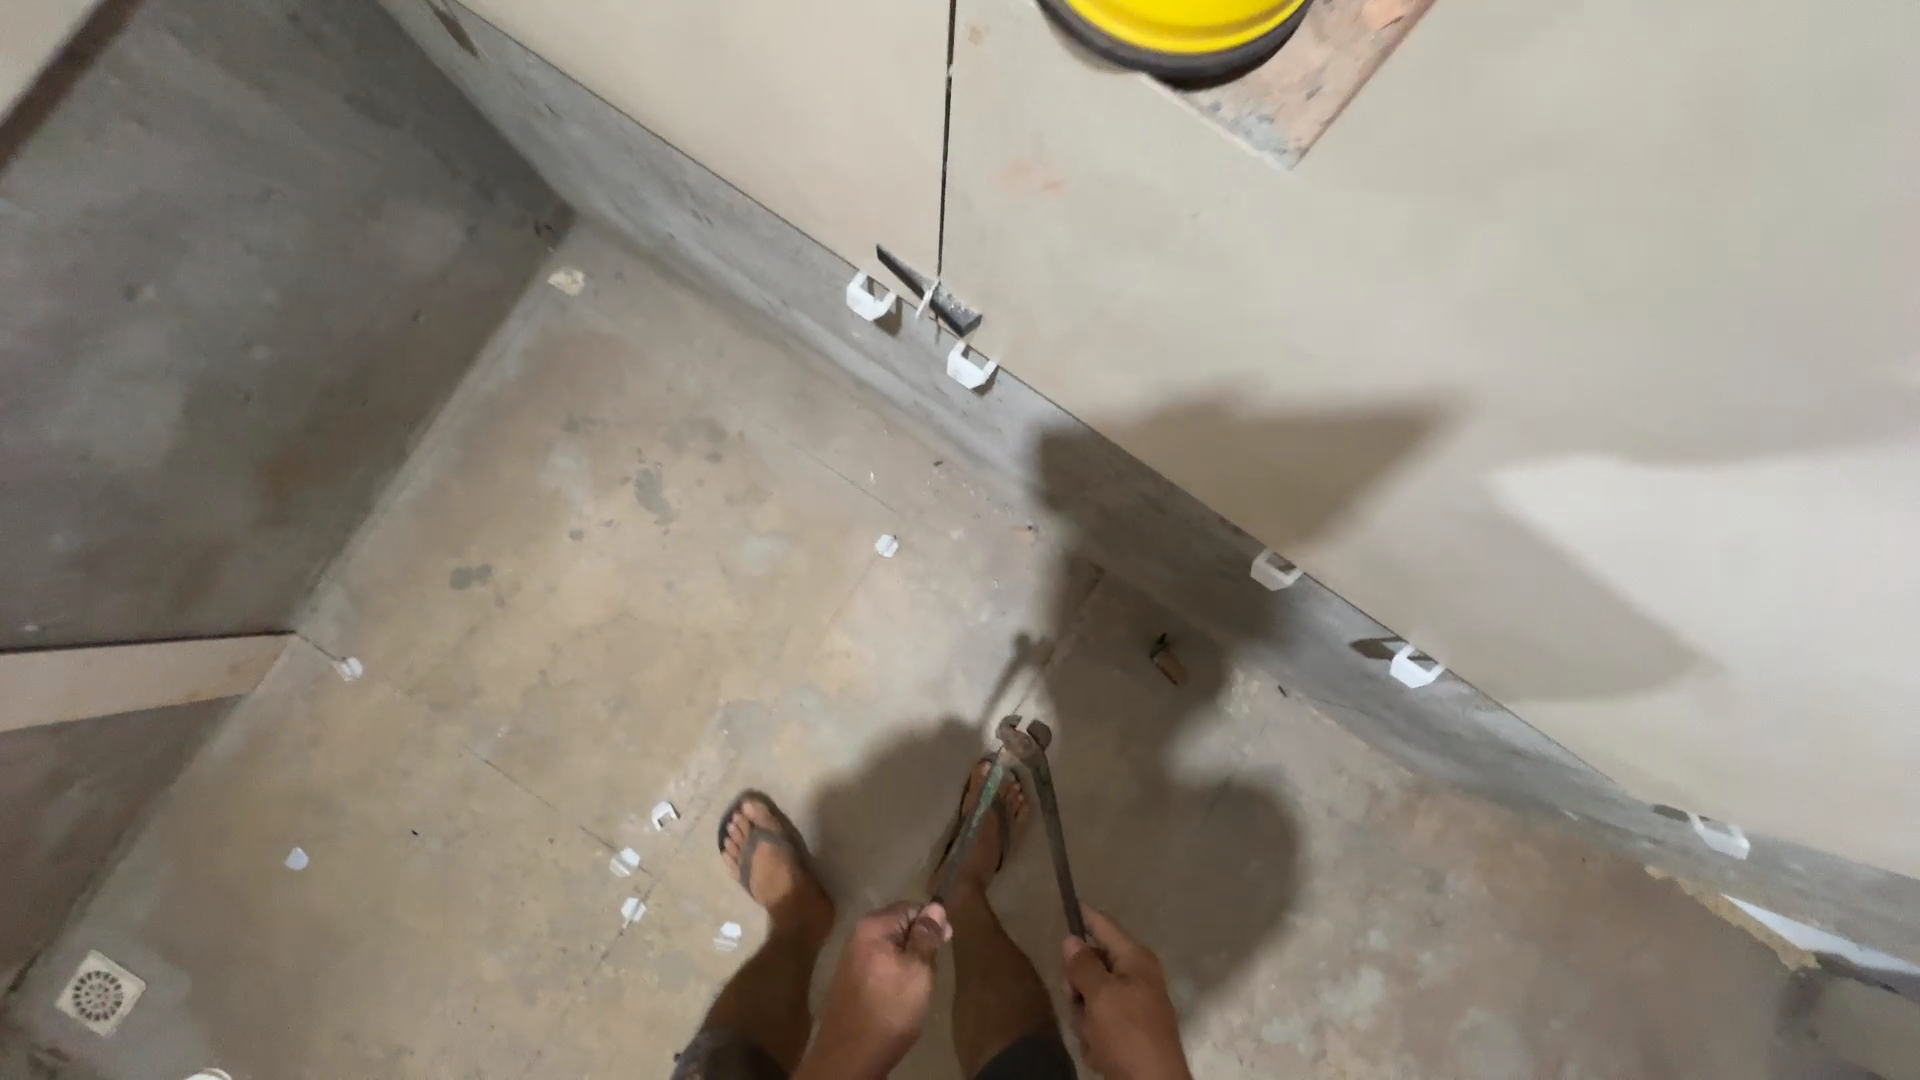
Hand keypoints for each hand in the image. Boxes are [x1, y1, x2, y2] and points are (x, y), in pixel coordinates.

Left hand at [795, 901, 950, 1079]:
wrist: (849, 1058)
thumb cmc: (889, 1009)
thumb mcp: (918, 970)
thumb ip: (927, 936)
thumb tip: (935, 906)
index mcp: (874, 925)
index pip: (911, 907)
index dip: (932, 923)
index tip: (945, 944)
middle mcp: (859, 935)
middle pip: (900, 926)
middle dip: (919, 945)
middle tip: (929, 973)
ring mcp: (852, 959)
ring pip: (891, 949)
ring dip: (908, 963)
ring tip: (916, 989)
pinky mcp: (850, 981)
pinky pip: (880, 966)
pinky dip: (893, 976)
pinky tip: (899, 998)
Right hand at [1061, 908, 1190, 1079]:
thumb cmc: (1129, 1034)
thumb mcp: (1100, 995)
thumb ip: (1082, 965)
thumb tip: (1072, 940)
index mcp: (1135, 959)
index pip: (1104, 925)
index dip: (1084, 917)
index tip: (1064, 906)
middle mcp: (1135, 977)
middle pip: (1091, 964)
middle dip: (1078, 986)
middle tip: (1077, 1000)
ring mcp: (1132, 1006)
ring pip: (1090, 998)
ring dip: (1085, 1018)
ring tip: (1094, 1035)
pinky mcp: (1127, 1033)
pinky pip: (1097, 1024)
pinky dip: (1094, 1038)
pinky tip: (1100, 1052)